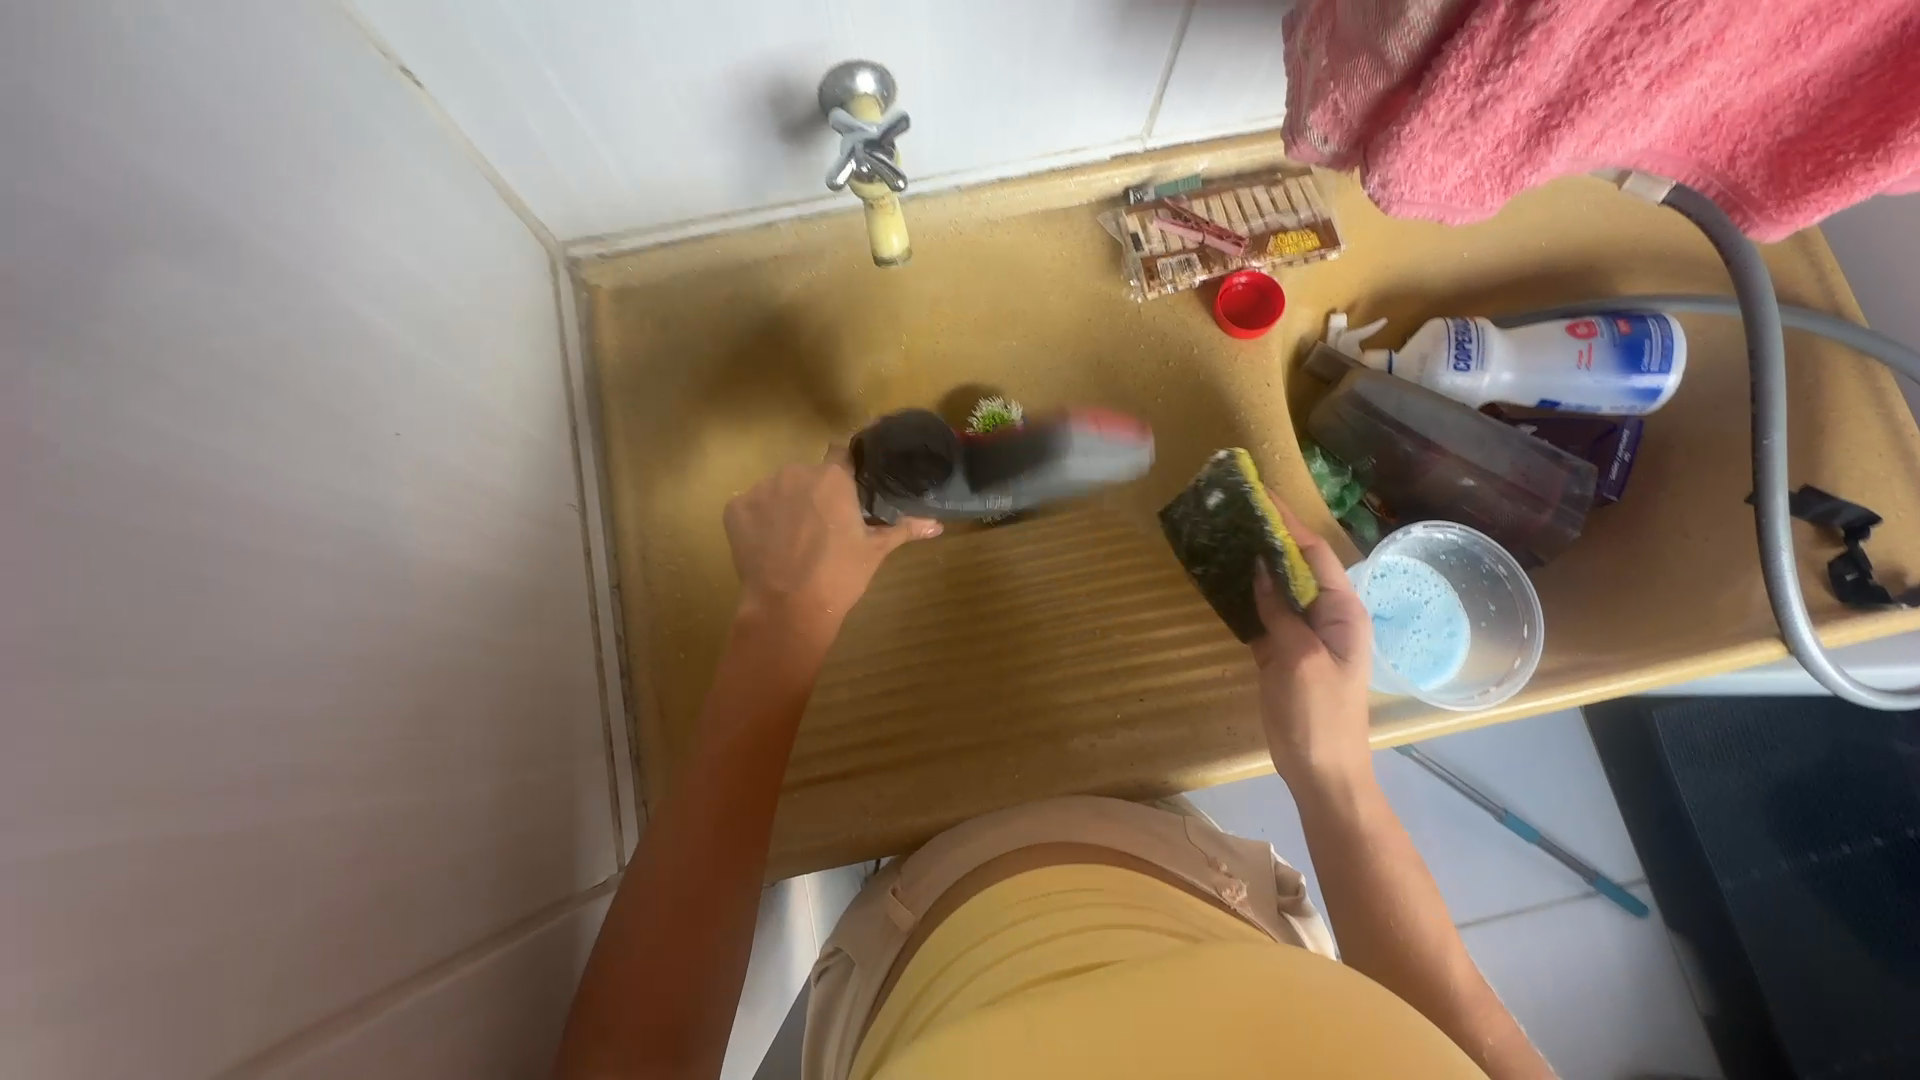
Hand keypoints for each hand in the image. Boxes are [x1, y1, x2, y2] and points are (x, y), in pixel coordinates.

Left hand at [722, 446, 941, 634]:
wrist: (787, 609)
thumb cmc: (839, 576)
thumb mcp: (875, 551)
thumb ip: (904, 528)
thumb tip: (937, 525)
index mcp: (832, 477)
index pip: (842, 451)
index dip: (847, 465)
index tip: (851, 483)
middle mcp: (795, 473)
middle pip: (809, 474)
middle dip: (816, 493)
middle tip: (825, 524)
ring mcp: (761, 490)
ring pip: (780, 489)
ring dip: (788, 504)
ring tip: (796, 538)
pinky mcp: (735, 509)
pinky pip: (752, 507)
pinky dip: (760, 521)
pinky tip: (770, 545)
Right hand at [1250, 497, 1374, 793]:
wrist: (1320, 770)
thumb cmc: (1319, 715)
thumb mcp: (1301, 659)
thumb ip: (1282, 613)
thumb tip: (1261, 569)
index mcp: (1342, 612)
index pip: (1315, 554)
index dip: (1290, 524)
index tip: (1261, 497)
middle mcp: (1324, 615)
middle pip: (1295, 566)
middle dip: (1269, 537)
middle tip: (1235, 512)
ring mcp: (1300, 634)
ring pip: (1276, 588)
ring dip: (1253, 564)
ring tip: (1224, 535)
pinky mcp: (1279, 652)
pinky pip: (1261, 614)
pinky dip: (1242, 596)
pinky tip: (1220, 580)